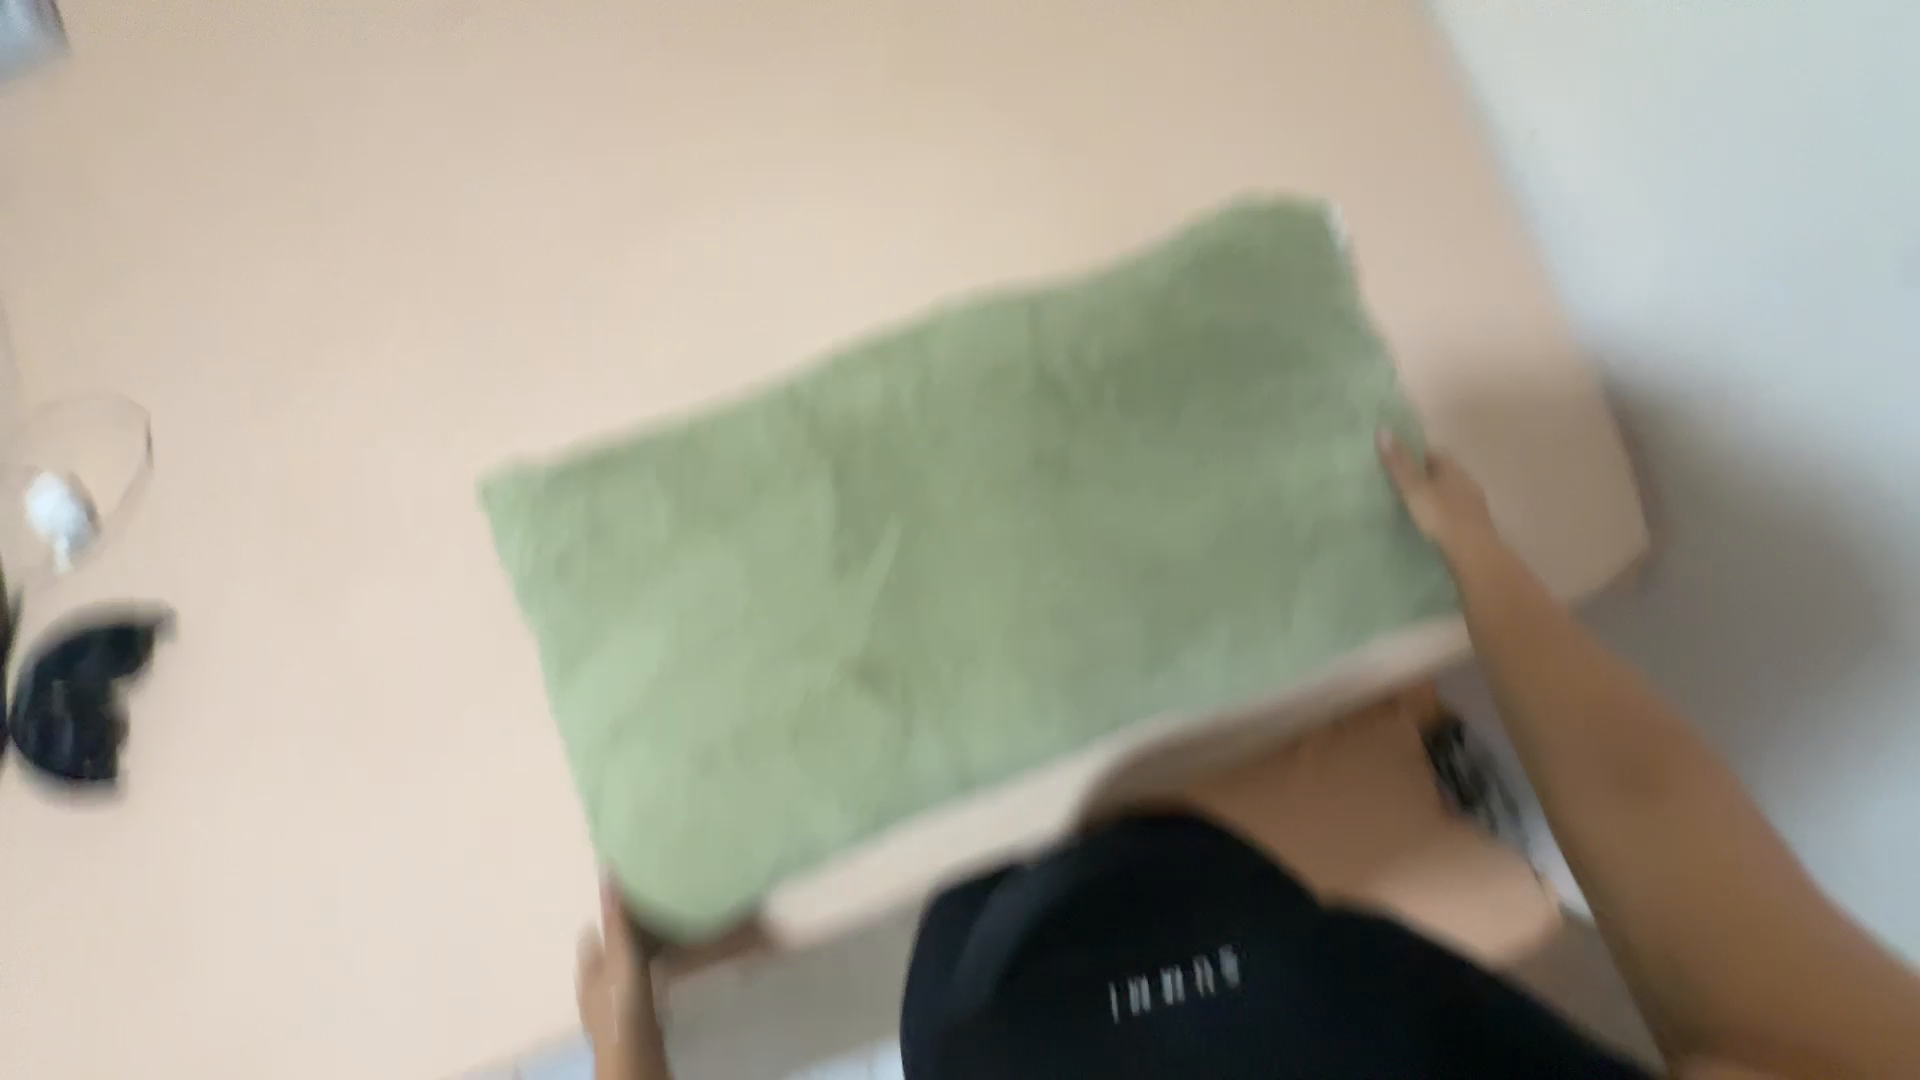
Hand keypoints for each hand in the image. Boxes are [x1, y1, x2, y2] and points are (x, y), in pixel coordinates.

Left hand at [577, 876, 667, 1079]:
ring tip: (670, 926)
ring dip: (644, 949)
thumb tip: (608, 873)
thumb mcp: (620, 956)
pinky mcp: (637, 1013)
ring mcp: (616, 1001)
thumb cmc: (623, 1005)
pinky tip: (674, 962)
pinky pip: (646, 980)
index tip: (631, 892)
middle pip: (611, 948)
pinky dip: (656, 968)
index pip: (593, 932)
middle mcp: (597, 984)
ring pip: (629, 965)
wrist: (635, 1057)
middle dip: (629, 929)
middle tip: (656, 904)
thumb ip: (617, 919)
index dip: (608, 912)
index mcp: (589, 967)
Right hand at [1376, 431, 1497, 557]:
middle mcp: (1466, 483)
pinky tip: (1424, 522)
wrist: (1474, 555)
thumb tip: (1383, 429)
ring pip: (1447, 492)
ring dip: (1431, 494)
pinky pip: (1450, 511)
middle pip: (1441, 472)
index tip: (1393, 457)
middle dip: (1421, 473)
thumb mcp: (1415, 489)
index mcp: (1454, 470)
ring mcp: (1471, 506)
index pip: (1435, 452)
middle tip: (1394, 481)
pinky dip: (1437, 512)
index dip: (1414, 451)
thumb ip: (1399, 464)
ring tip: (1405, 503)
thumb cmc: (1442, 518)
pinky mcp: (1470, 526)